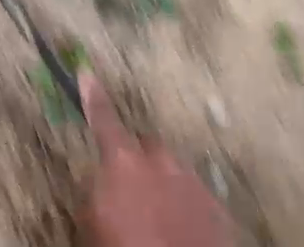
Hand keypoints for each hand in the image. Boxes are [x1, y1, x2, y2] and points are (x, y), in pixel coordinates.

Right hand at [82, 73, 230, 246]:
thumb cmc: (124, 245)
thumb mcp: (93, 217)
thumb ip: (97, 186)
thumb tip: (103, 176)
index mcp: (123, 160)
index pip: (103, 119)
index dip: (93, 96)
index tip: (86, 73)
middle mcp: (160, 161)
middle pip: (146, 147)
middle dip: (138, 161)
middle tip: (130, 189)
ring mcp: (192, 181)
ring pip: (173, 171)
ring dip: (163, 184)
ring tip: (158, 214)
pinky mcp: (217, 207)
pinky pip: (195, 195)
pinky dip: (186, 205)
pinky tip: (180, 227)